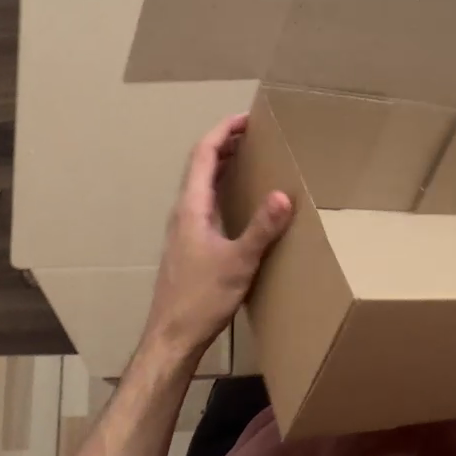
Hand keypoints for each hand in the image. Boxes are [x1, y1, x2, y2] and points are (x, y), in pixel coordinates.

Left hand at [142, 114, 293, 359]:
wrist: (171, 338)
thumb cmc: (201, 299)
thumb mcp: (238, 263)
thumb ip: (261, 228)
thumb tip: (283, 194)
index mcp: (191, 208)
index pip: (203, 155)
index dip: (223, 132)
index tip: (247, 117)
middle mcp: (183, 212)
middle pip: (200, 165)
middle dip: (225, 143)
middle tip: (254, 132)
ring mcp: (183, 229)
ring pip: (201, 184)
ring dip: (222, 164)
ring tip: (250, 156)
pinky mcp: (188, 245)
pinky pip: (204, 202)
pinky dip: (222, 187)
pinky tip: (239, 201)